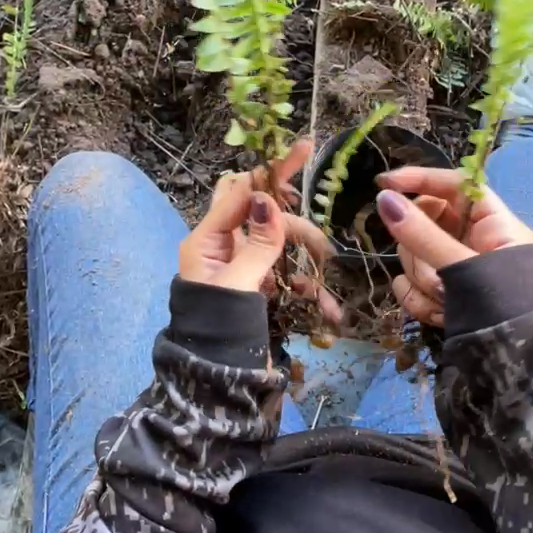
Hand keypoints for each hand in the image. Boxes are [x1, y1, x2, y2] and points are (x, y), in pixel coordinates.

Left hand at [179, 140, 341, 320]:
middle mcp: (222, 247)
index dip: (271, 170)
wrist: (214, 384)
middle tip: (324, 243)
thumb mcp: (237, 285)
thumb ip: (257, 243)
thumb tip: (267, 199)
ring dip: (305, 259)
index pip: (240, 191)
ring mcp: (240, 266)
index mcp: (206, 240)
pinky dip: (303, 284)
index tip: (303, 148)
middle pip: (262, 214)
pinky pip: (283, 273)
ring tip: (326, 283)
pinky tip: (324, 306)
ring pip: (278, 244)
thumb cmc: (217, 333)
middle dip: (295, 224)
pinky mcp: (255, 286)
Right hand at [374, 167, 532, 326]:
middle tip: (434, 275)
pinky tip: (437, 316)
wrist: (512, 374)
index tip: (384, 185)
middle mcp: (474, 243)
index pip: (454, 185)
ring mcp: (456, 270)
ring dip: (421, 280)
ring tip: (444, 302)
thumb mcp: (464, 269)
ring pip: (415, 255)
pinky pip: (412, 283)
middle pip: (426, 221)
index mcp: (494, 226)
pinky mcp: (442, 295)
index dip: (420, 180)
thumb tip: (384, 198)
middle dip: (421, 250)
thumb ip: (422, 234)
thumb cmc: (502, 312)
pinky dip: (418, 300)